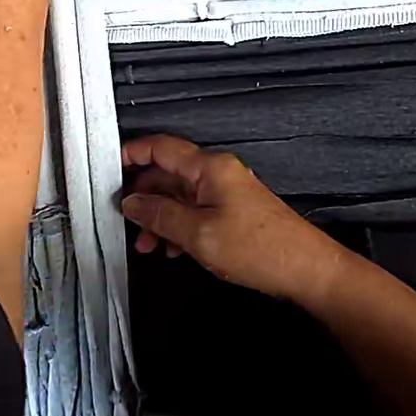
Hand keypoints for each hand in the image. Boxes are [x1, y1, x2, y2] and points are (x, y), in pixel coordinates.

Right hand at [120, 134, 353, 305]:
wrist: (305, 268)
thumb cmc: (256, 248)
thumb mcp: (198, 234)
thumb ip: (160, 215)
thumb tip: (130, 202)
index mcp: (209, 168)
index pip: (162, 147)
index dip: (133, 153)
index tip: (109, 168)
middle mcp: (217, 173)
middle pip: (169, 173)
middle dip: (144, 196)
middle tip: (123, 220)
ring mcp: (227, 191)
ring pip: (181, 196)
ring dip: (160, 217)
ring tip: (145, 245)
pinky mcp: (234, 210)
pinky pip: (197, 210)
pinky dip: (179, 226)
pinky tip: (171, 249)